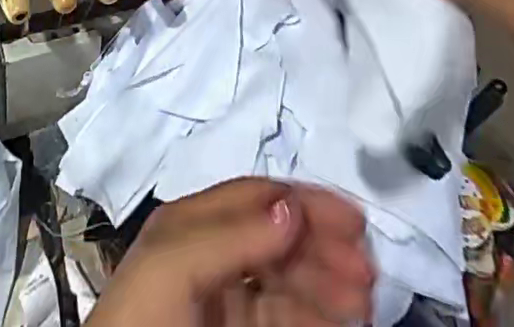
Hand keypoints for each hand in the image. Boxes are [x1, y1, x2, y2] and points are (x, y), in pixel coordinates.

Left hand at [88, 180, 372, 326]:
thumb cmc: (146, 316)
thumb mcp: (171, 264)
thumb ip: (227, 235)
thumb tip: (292, 208)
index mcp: (189, 225)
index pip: (253, 199)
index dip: (303, 202)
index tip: (356, 219)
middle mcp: (214, 255)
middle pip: (280, 238)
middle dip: (325, 244)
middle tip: (367, 267)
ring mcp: (232, 299)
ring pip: (293, 280)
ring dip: (331, 282)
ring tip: (363, 297)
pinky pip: (292, 318)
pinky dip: (321, 315)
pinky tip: (345, 319)